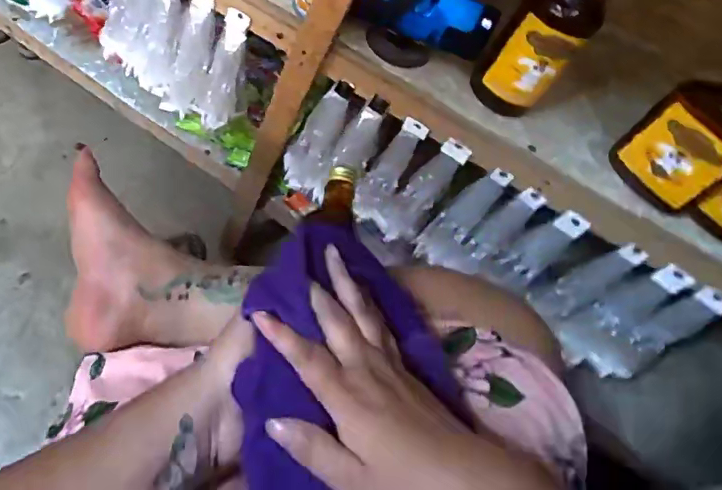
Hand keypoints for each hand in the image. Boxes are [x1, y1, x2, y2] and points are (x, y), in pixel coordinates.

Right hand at [253, 245, 556, 489]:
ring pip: (362, 311)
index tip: (260, 309)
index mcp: (346, 395)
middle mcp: (365, 368)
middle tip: (305, 257)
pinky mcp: (406, 364)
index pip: (307, 359)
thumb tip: (273, 419)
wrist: (461, 472)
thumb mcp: (352, 480)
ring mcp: (388, 361)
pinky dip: (370, 301)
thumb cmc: (402, 480)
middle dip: (319, 288)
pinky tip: (368, 291)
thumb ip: (313, 448)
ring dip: (346, 281)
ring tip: (336, 255)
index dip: (282, 334)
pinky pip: (382, 321)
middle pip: (338, 320)